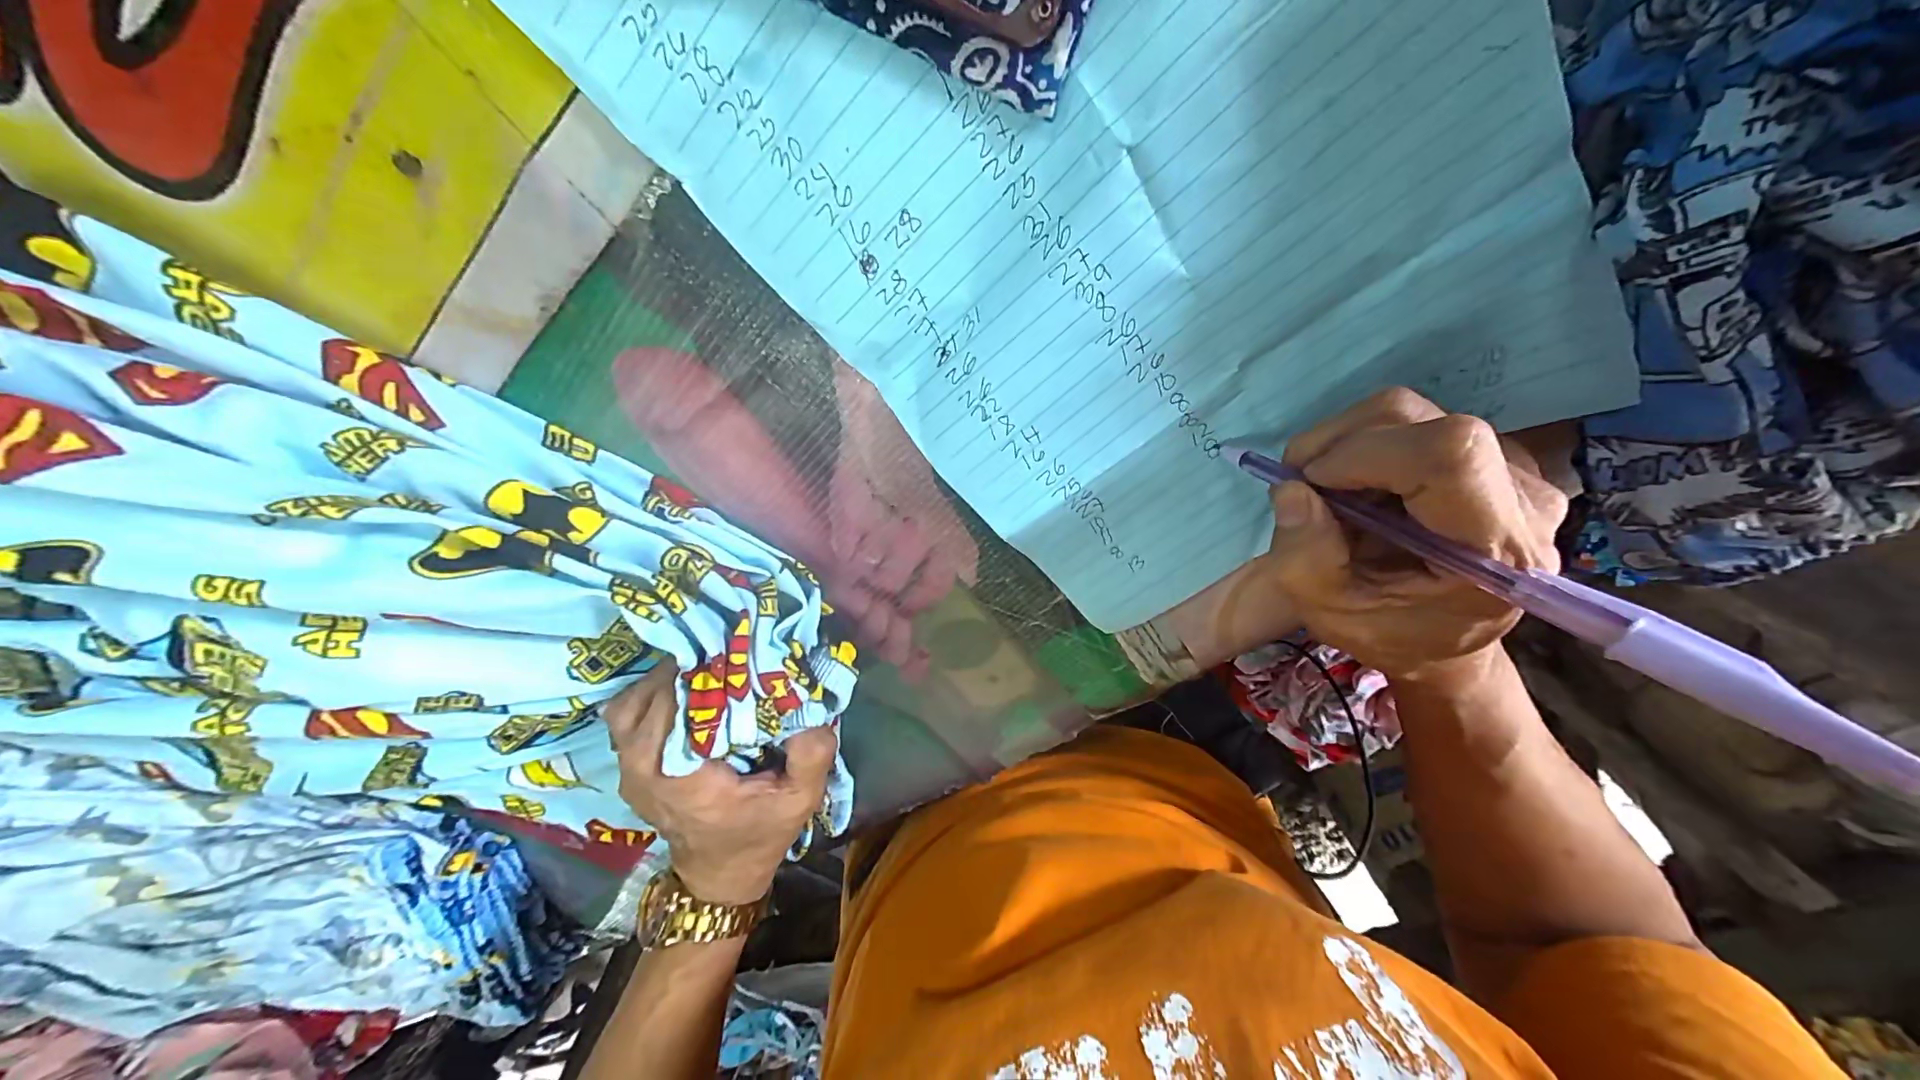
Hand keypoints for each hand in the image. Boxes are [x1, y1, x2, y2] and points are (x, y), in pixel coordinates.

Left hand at [605, 662, 838, 904]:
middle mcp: (643, 769)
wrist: (719, 874)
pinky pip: (624, 714)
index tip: (739, 653)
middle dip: (690, 670)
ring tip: (704, 666)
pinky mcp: (626, 766)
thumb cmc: (759, 833)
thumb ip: (811, 755)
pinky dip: (647, 695)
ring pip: (632, 702)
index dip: (709, 674)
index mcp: (683, 777)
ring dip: (666, 679)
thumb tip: (810, 707)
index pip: (681, 706)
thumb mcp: (799, 799)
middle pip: (653, 697)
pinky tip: (681, 687)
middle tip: (726, 651)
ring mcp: (627, 769)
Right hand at [1262, 388, 1566, 684]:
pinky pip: (1412, 422)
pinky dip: (1361, 445)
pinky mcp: (1488, 453)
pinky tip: (1354, 486)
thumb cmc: (1394, 634)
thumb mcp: (1332, 612)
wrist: (1445, 640)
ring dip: (1343, 443)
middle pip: (1417, 420)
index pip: (1447, 454)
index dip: (1362, 454)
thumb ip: (1306, 558)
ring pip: (1408, 412)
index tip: (1309, 486)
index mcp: (1496, 547)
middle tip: (1301, 488)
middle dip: (1337, 445)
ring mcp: (1511, 466)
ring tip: (1325, 491)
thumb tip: (1290, 490)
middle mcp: (1521, 494)